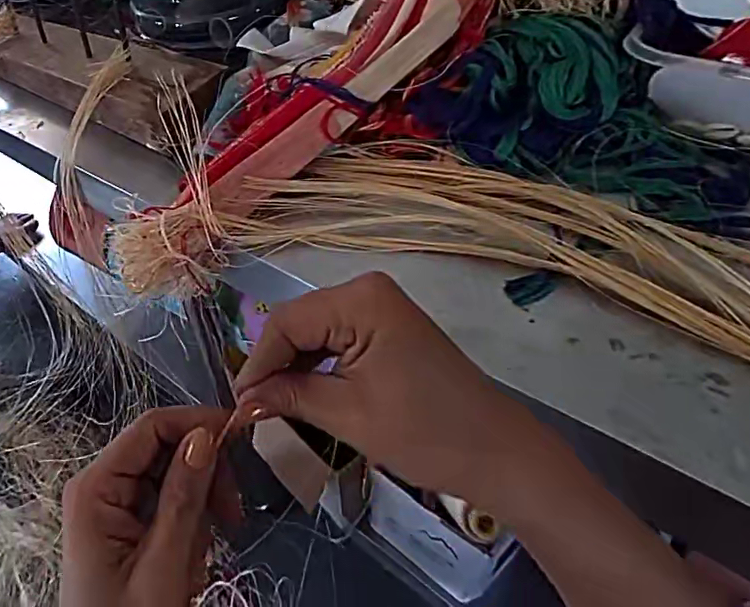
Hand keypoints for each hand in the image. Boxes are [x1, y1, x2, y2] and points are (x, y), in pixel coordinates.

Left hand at [60, 407, 240, 606]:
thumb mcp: (162, 569)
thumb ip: (183, 499)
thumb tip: (204, 435)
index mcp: (96, 484)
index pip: (148, 428)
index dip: (193, 422)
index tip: (241, 434)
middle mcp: (100, 484)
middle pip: (160, 451)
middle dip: (200, 476)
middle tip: (233, 517)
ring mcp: (112, 506)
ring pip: (168, 480)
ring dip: (196, 510)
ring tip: (202, 556)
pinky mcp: (124, 528)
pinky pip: (165, 509)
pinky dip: (188, 529)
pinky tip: (191, 561)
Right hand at [231, 272, 552, 512]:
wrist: (508, 460)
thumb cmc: (430, 436)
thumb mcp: (348, 416)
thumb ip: (288, 396)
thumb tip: (242, 398)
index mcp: (359, 300)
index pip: (286, 322)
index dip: (259, 361)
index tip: (240, 397)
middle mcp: (365, 289)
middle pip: (298, 321)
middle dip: (275, 362)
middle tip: (253, 400)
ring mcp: (378, 303)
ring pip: (313, 328)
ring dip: (294, 363)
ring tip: (273, 398)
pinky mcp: (385, 321)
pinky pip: (334, 334)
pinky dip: (318, 361)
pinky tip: (305, 387)